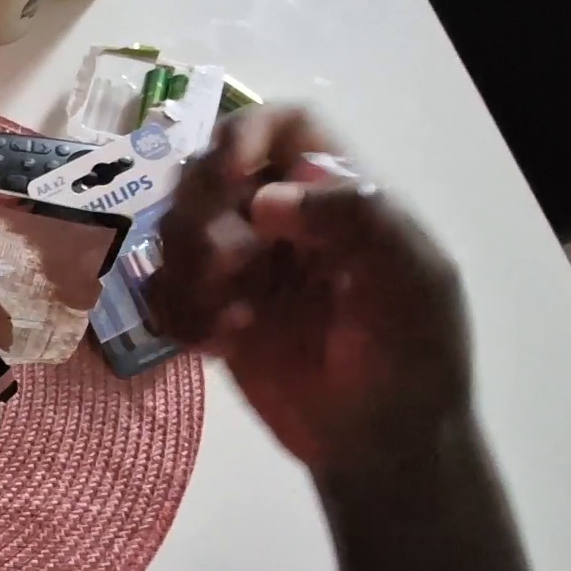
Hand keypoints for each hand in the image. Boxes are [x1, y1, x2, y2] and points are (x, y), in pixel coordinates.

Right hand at [147, 106, 471, 474]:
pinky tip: (213, 346)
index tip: (228, 177)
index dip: (244, 133)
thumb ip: (356, 223)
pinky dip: (174, 317)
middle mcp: (279, 221)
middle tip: (225, 273)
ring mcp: (237, 268)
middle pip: (204, 176)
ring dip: (183, 277)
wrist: (374, 445)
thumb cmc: (411, 360)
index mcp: (338, 195)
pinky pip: (159, 292)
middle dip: (200, 222)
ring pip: (170, 234)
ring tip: (226, 325)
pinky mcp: (206, 311)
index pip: (283, 125)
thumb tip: (265, 198)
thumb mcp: (410, 285)